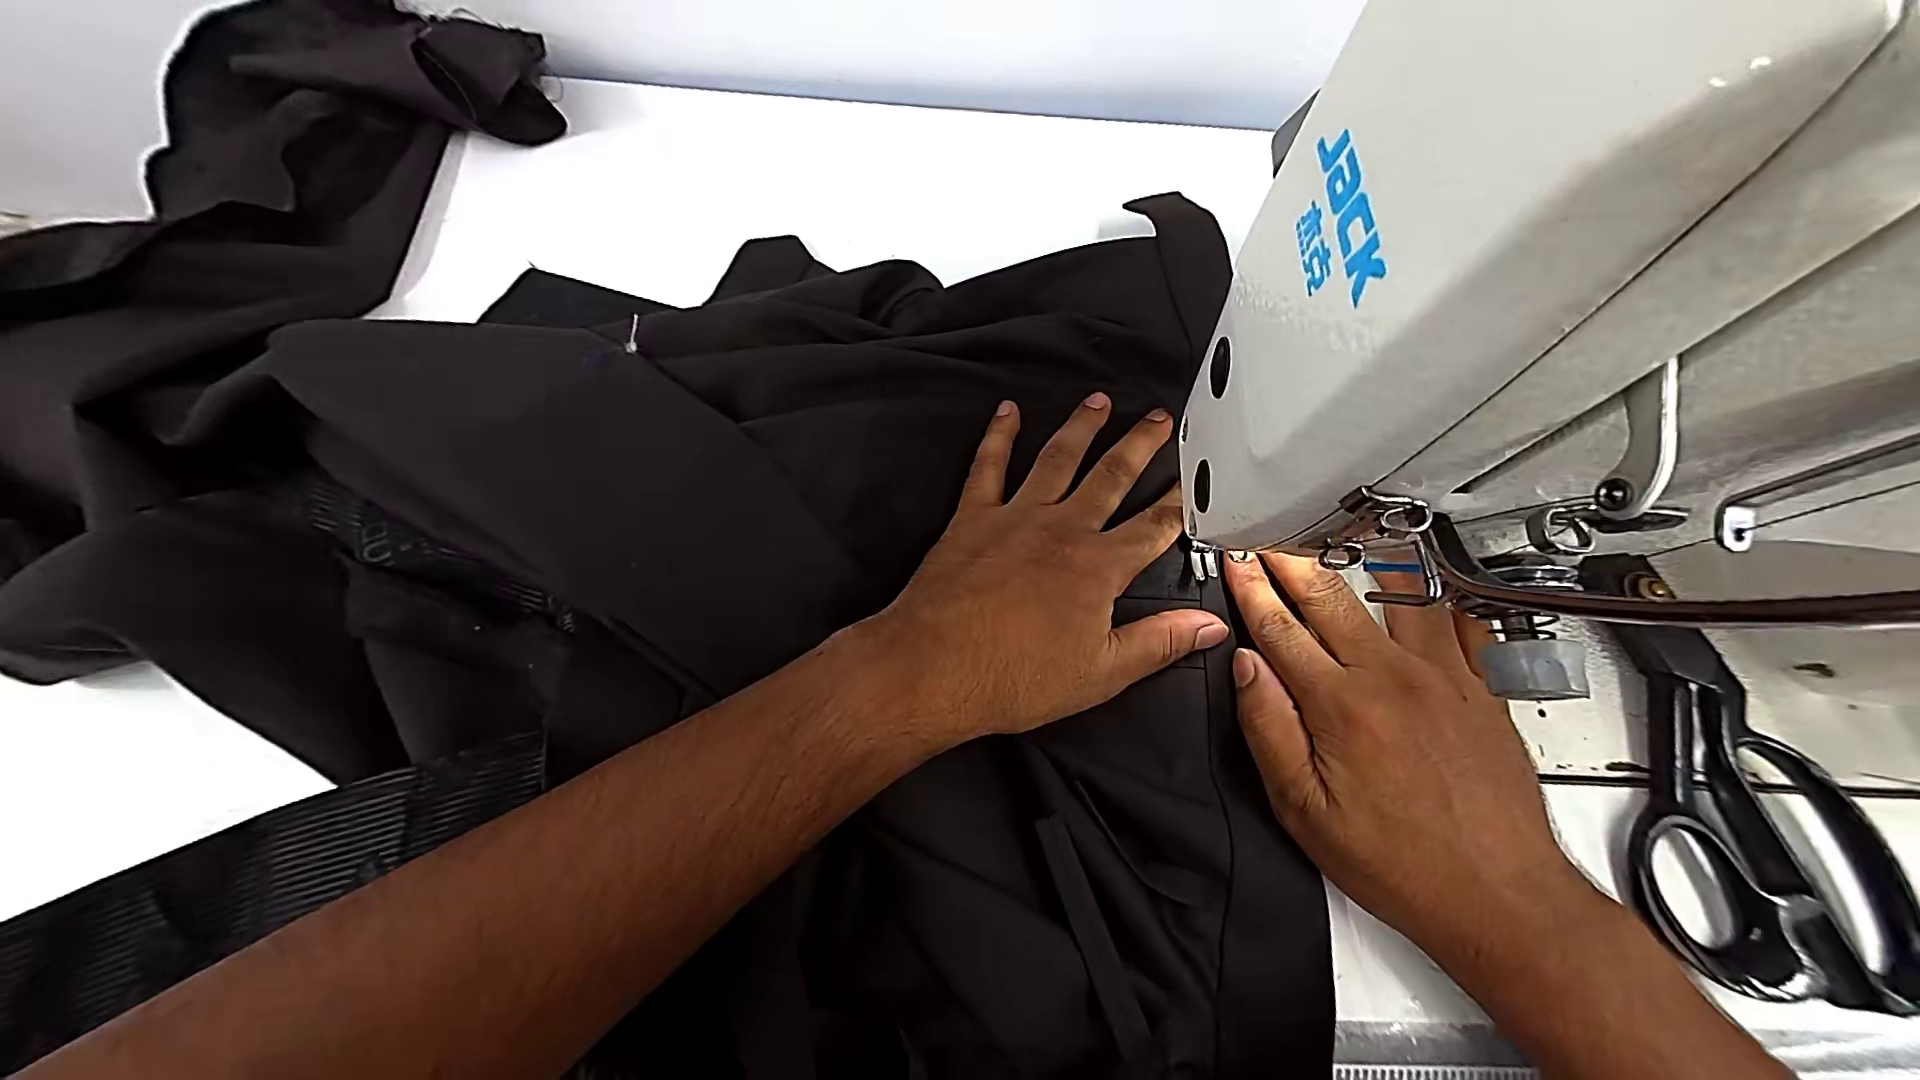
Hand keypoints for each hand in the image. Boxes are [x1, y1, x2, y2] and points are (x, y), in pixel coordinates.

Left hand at [858, 393, 1228, 748]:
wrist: (935, 667)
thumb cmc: (1012, 675)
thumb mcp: (1101, 673)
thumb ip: (1159, 643)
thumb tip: (1207, 628)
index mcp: (1097, 568)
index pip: (1153, 527)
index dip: (1179, 503)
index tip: (1192, 482)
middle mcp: (1061, 530)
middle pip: (1112, 475)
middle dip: (1140, 445)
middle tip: (1156, 419)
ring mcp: (1015, 517)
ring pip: (1058, 458)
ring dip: (1081, 426)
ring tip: (1098, 402)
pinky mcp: (972, 517)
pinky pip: (988, 464)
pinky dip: (999, 435)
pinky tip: (1008, 413)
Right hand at [1222, 553, 1588, 953]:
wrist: (1502, 899)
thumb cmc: (1401, 862)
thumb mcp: (1303, 808)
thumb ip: (1268, 727)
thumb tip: (1246, 669)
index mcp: (1341, 706)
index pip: (1280, 628)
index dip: (1250, 590)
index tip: (1236, 564)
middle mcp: (1393, 680)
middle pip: (1329, 597)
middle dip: (1290, 560)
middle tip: (1270, 539)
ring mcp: (1444, 679)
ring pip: (1396, 593)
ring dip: (1358, 560)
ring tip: (1335, 538)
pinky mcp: (1481, 690)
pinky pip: (1458, 621)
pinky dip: (1433, 592)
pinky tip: (1420, 580)